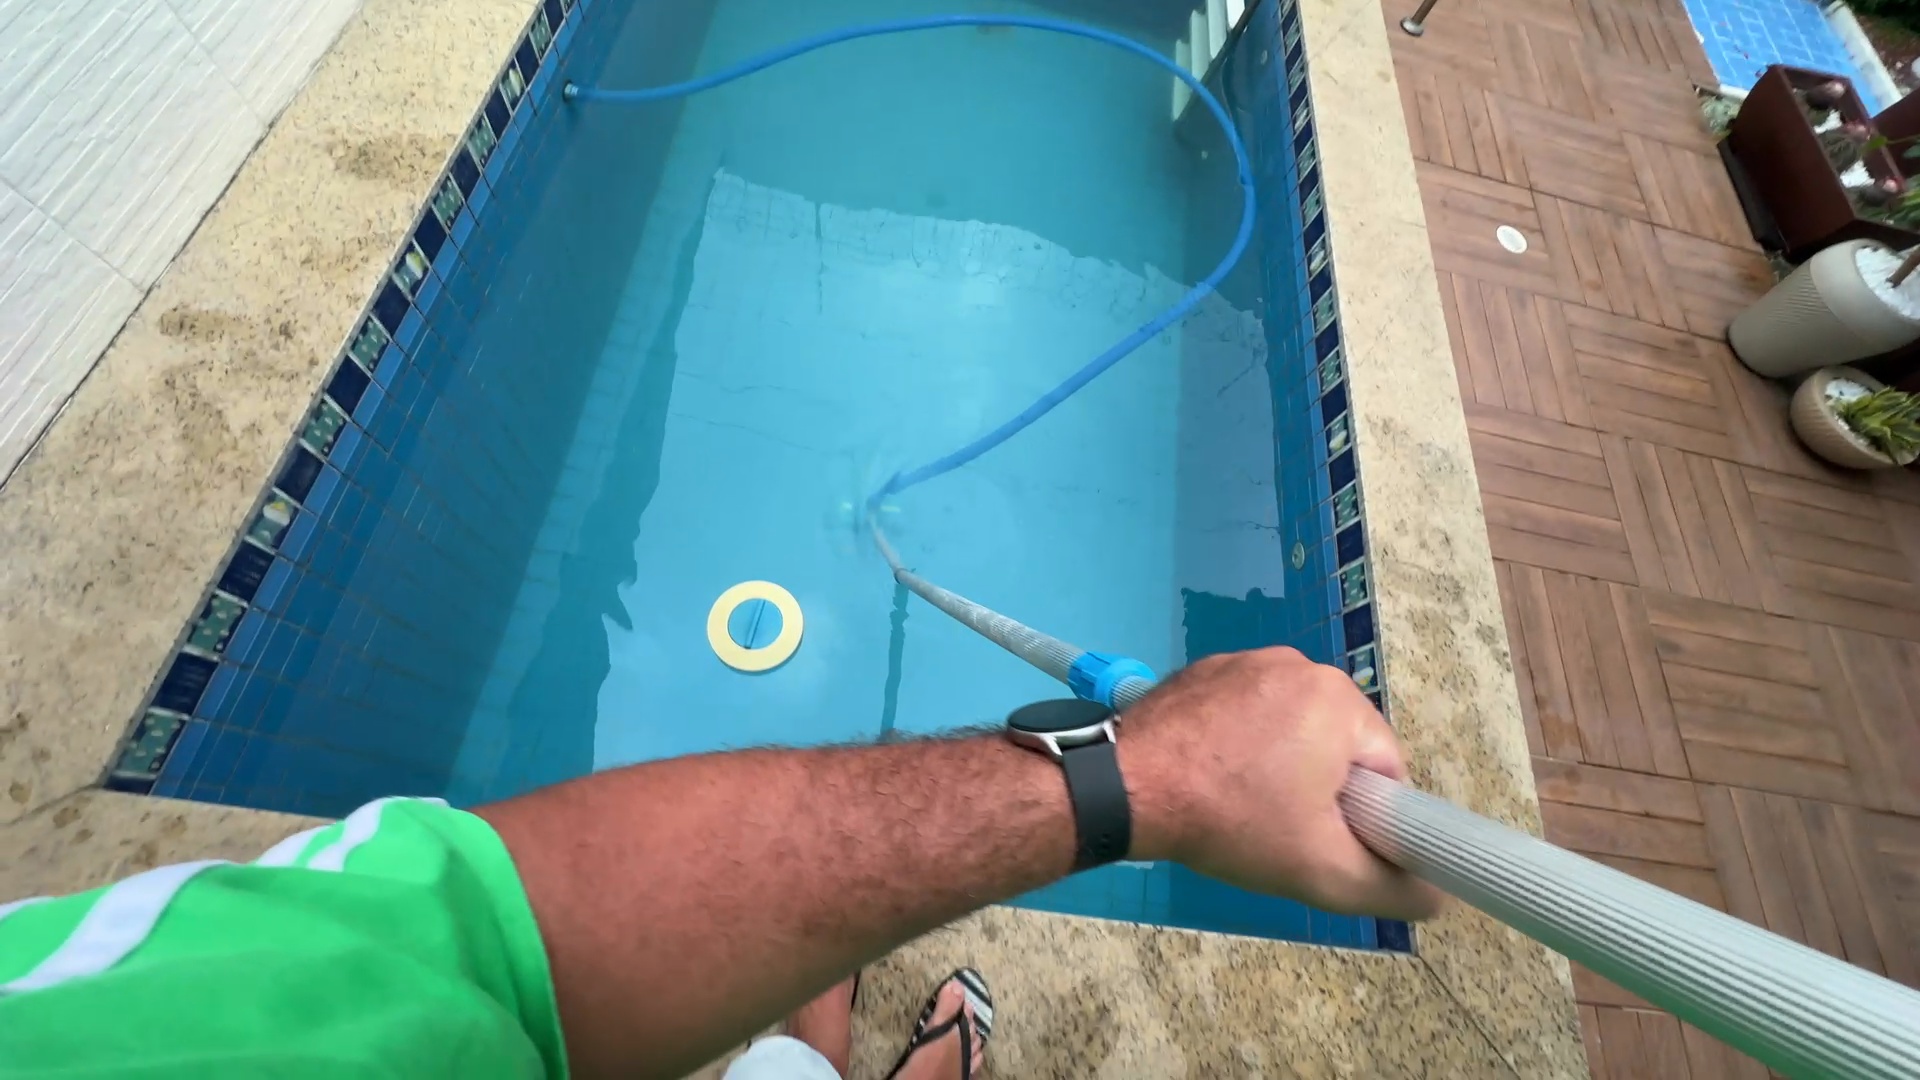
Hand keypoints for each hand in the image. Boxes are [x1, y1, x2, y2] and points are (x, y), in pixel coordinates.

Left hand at [1119, 647, 1443, 921]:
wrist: (1125, 786)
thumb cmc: (1231, 820)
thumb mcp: (1325, 872)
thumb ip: (1395, 886)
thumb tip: (1435, 892)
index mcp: (1335, 696)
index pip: (1385, 767)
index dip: (1365, 814)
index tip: (1322, 835)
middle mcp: (1292, 663)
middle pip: (1337, 742)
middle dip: (1319, 785)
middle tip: (1278, 821)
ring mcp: (1240, 661)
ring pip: (1290, 725)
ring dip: (1278, 761)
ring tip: (1239, 797)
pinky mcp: (1201, 670)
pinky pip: (1246, 710)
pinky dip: (1239, 739)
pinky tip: (1211, 770)